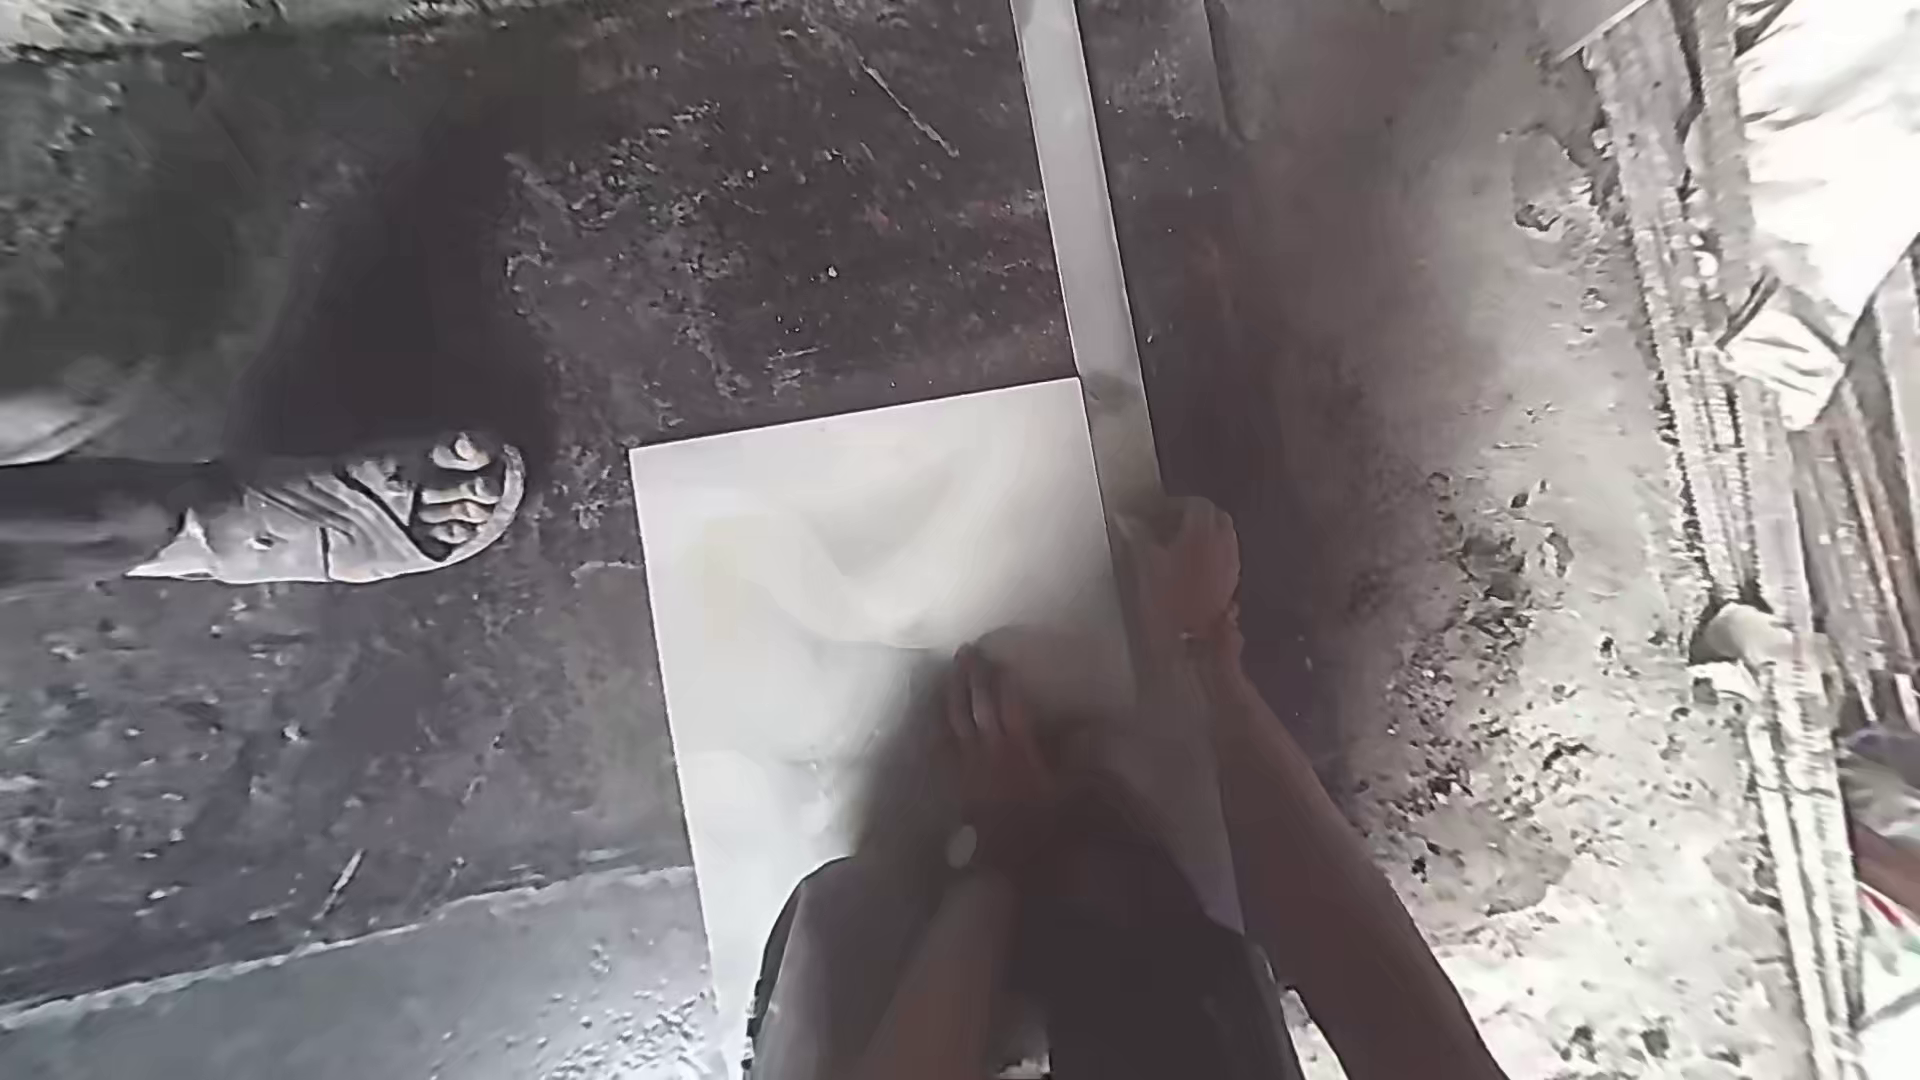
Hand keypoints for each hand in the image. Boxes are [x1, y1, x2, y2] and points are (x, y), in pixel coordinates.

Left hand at [945, 647, 1067, 873]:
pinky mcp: (953, 774)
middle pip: (979, 703)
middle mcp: (990, 748)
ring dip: (955, 687)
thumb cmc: (1040, 827)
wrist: (1003, 860)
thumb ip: (1073, 759)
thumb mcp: (1067, 793)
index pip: (1009, 705)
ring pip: (957, 715)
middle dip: (975, 674)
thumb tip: (1080, 730)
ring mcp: (967, 761)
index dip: (1003, 680)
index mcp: (1019, 749)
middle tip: (970, 649)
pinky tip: (936, 705)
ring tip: (954, 665)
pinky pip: (942, 740)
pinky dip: (938, 719)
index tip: (1000, 659)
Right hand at [1133, 497, 1243, 659]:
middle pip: (1211, 516)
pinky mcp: (1231, 583)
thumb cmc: (1168, 597)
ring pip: (1219, 536)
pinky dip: (1205, 555)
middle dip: (1189, 517)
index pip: (1192, 503)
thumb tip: (1124, 518)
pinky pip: (1220, 557)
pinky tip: (1185, 568)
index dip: (1169, 505)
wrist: (1194, 640)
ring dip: (1198, 536)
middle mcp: (1223, 541)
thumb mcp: (1144, 562)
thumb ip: (1134, 534)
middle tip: (1163, 526)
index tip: (1150, 514)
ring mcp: (1231, 563)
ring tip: (1172, 547)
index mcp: (1202, 529)